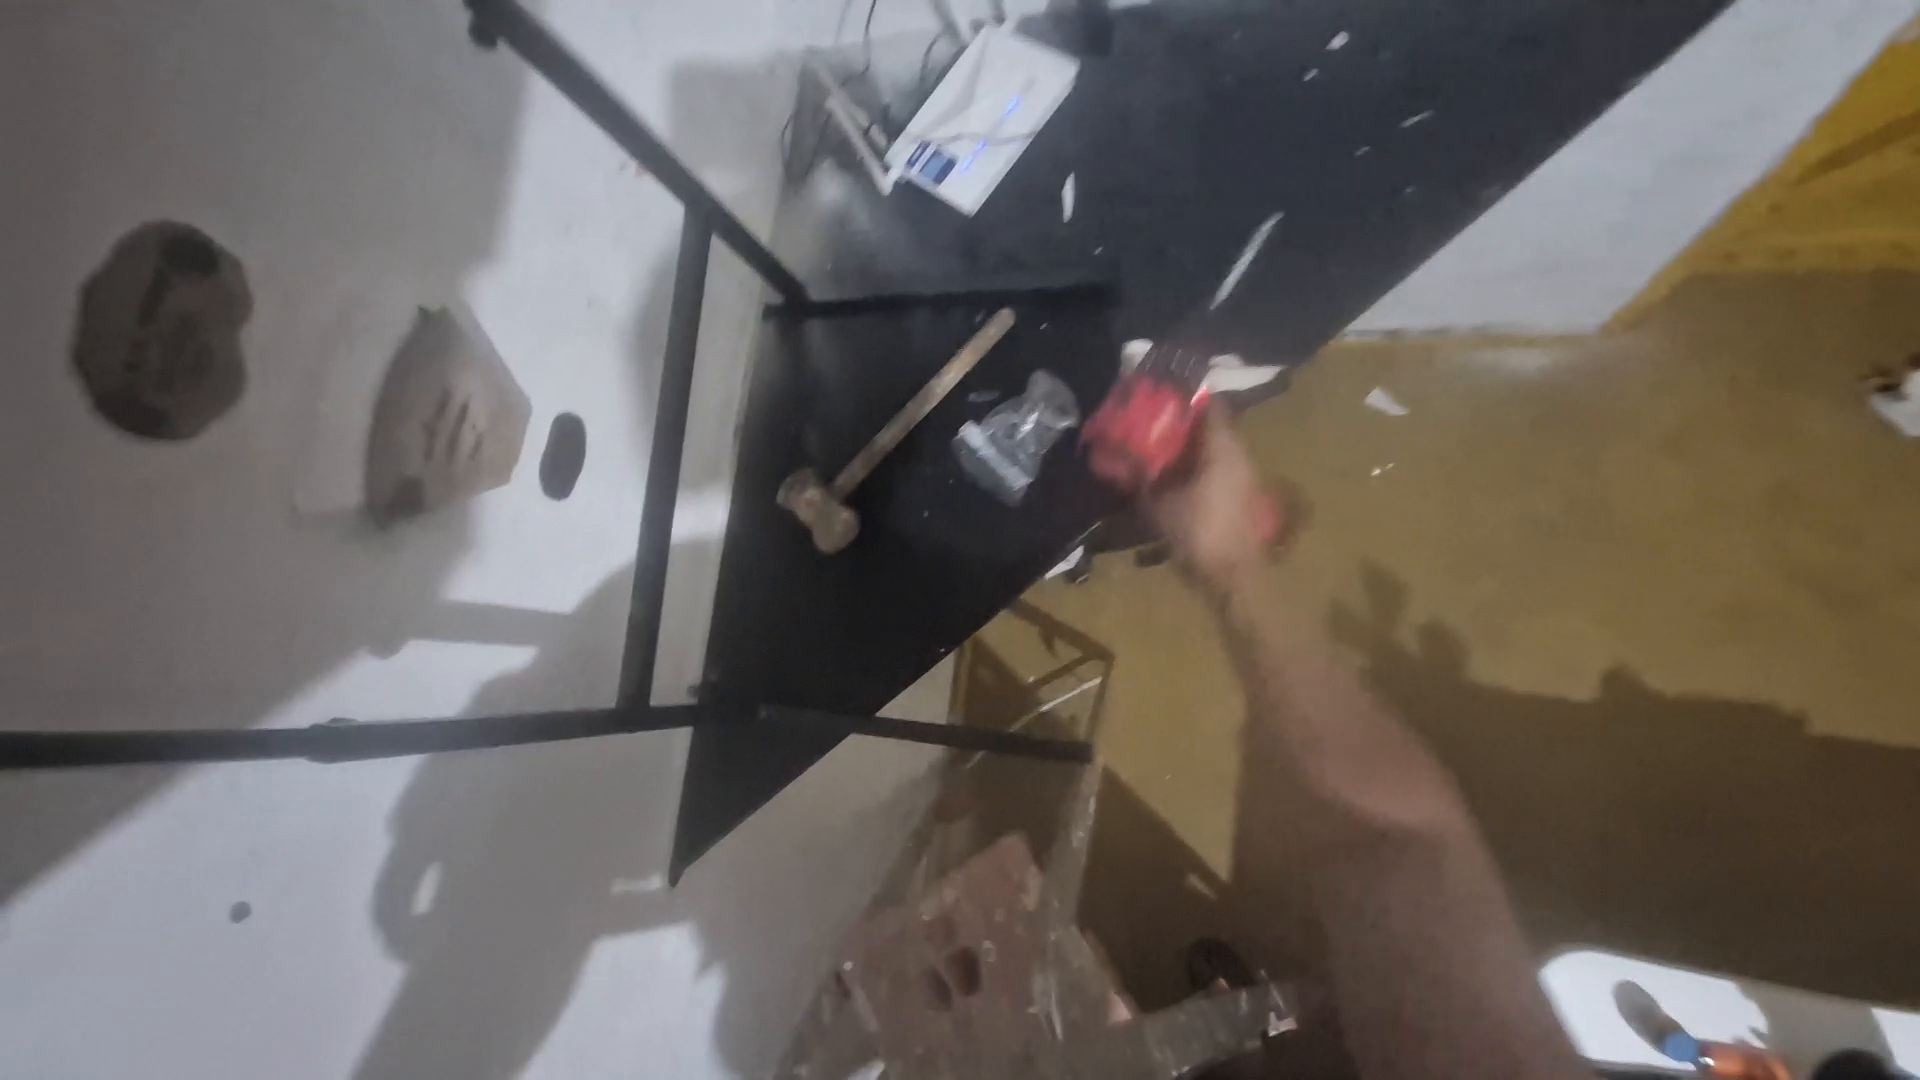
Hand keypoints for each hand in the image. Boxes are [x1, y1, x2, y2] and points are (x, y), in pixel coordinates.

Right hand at [1145, 408, 1284, 591]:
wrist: (1232, 577)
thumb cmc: (1197, 533)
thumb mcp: (1157, 503)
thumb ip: (1142, 476)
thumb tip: (1121, 455)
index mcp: (1223, 447)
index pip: (1210, 406)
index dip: (1185, 398)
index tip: (1160, 397)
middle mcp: (1241, 455)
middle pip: (1214, 427)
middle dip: (1184, 425)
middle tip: (1153, 425)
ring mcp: (1246, 477)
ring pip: (1217, 450)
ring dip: (1192, 449)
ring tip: (1160, 453)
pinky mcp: (1244, 498)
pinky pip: (1219, 471)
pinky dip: (1199, 469)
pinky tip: (1176, 480)